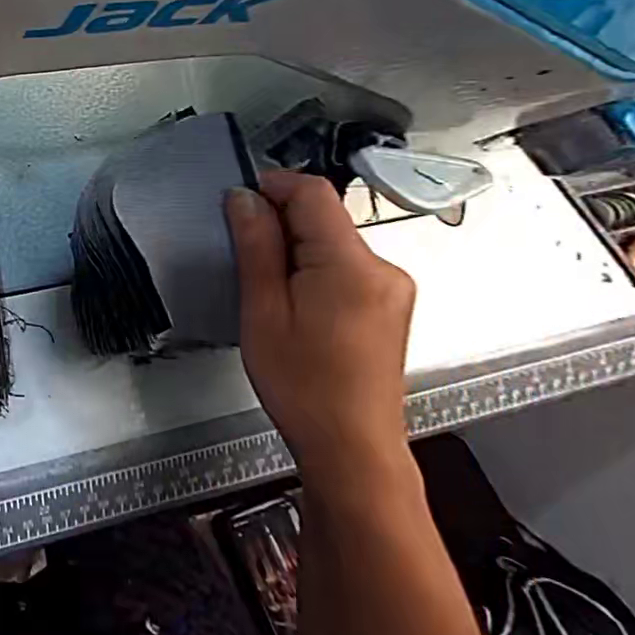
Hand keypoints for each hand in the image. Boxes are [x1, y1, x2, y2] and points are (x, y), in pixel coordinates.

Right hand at [224, 172, 415, 475]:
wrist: (352, 447)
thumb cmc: (305, 389)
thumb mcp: (263, 312)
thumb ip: (256, 247)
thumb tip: (245, 199)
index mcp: (351, 265)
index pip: (313, 193)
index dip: (273, 186)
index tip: (241, 200)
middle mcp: (383, 269)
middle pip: (325, 217)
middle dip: (282, 225)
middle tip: (248, 258)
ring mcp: (392, 288)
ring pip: (335, 242)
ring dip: (298, 249)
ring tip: (271, 292)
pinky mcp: (391, 305)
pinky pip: (349, 266)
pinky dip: (318, 270)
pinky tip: (298, 305)